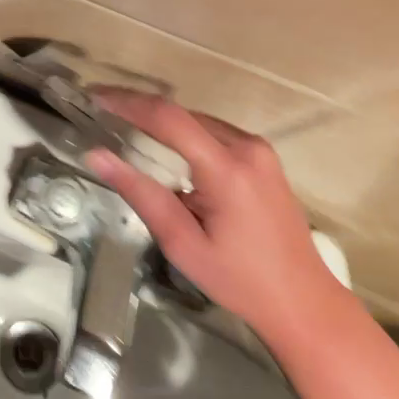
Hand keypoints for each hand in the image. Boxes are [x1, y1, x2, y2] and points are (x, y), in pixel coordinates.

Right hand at [85, 88, 339, 337]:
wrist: (303, 301)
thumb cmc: (239, 281)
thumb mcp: (182, 244)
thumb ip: (140, 194)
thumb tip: (96, 155)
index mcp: (227, 170)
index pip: (169, 118)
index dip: (128, 102)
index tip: (95, 97)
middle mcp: (247, 148)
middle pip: (182, 115)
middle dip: (139, 110)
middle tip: (101, 114)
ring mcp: (259, 150)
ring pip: (197, 121)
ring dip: (161, 122)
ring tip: (123, 128)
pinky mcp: (264, 158)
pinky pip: (213, 133)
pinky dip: (183, 134)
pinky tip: (164, 149)